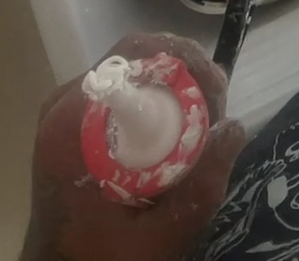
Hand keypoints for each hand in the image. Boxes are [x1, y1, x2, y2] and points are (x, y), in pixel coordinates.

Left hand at [21, 33, 247, 260]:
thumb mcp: (157, 239)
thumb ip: (199, 189)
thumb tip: (235, 126)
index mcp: (70, 126)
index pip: (132, 58)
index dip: (183, 61)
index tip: (216, 93)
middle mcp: (63, 106)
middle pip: (135, 58)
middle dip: (186, 74)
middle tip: (217, 109)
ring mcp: (65, 113)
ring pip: (132, 71)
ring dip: (174, 86)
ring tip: (204, 121)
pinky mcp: (73, 124)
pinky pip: (122, 90)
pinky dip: (156, 100)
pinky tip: (178, 131)